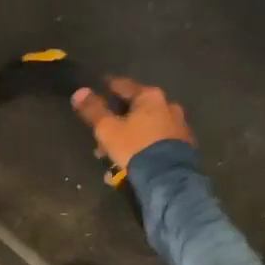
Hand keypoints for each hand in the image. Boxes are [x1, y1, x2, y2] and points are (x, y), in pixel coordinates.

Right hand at [70, 77, 194, 169]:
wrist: (169, 178)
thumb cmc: (135, 148)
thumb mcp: (108, 129)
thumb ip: (93, 110)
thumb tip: (79, 92)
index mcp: (150, 97)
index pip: (123, 86)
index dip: (109, 86)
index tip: (100, 85)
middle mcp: (168, 106)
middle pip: (136, 108)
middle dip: (117, 120)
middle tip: (102, 135)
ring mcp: (179, 126)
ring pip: (147, 125)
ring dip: (130, 135)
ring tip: (115, 154)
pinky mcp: (184, 145)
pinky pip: (158, 140)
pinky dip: (144, 145)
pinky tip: (134, 160)